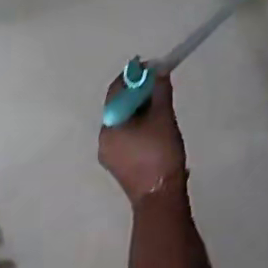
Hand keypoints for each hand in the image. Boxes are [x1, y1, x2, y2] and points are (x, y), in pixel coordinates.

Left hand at [98, 70, 186, 203]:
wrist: (162, 200)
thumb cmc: (159, 154)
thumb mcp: (163, 116)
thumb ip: (160, 90)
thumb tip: (159, 71)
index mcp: (109, 127)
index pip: (117, 91)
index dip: (133, 76)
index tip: (149, 67)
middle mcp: (104, 140)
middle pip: (120, 106)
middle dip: (139, 93)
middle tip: (158, 85)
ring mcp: (111, 156)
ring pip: (125, 122)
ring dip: (141, 110)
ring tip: (161, 105)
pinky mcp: (122, 167)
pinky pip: (128, 137)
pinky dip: (140, 127)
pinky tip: (157, 127)